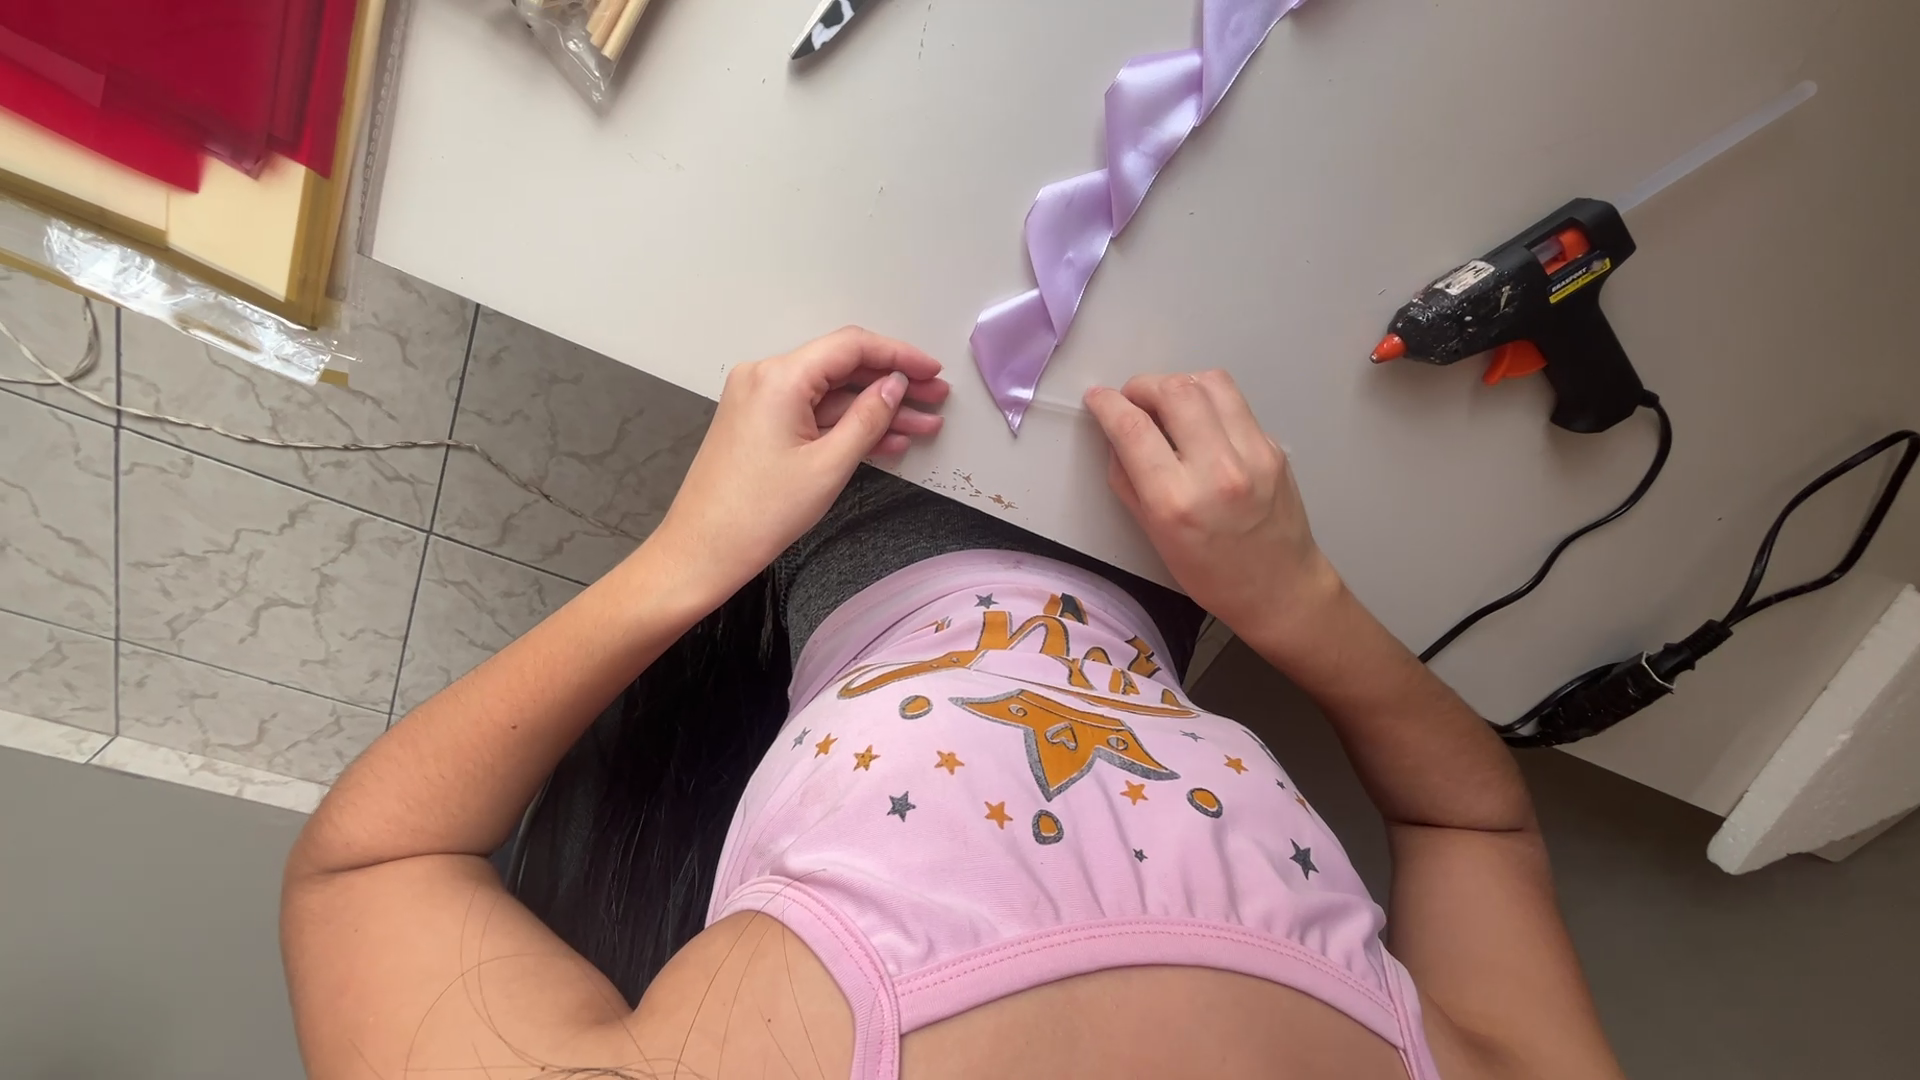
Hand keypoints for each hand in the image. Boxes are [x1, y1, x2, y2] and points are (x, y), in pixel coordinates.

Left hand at [651, 327, 947, 602]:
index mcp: (779, 378)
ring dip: (876, 410)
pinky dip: (847, 426)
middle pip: (843, 368)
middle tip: (935, 397)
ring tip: (923, 426)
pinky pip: (813, 414)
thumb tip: (894, 385)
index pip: (851, 347)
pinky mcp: (760, 423)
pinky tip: (886, 441)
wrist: (704, 550)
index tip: (931, 370)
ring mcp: (761, 400)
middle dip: (893, 384)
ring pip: (832, 395)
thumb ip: (868, 418)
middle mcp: (766, 378)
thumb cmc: (758, 514)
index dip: (899, 355)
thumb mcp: (829, 465)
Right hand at [1085, 370, 1342, 653]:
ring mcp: (1252, 454)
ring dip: (1178, 384)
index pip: (1133, 430)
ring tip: (1167, 404)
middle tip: (1133, 400)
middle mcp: (1216, 470)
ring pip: (1210, 382)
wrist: (1279, 588)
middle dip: (1143, 385)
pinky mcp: (1274, 446)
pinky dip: (1207, 402)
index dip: (1107, 404)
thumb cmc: (1207, 573)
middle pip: (1174, 391)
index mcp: (1176, 501)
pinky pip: (1234, 403)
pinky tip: (1200, 424)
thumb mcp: (1152, 534)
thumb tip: (1115, 434)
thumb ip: (1127, 480)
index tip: (1097, 397)